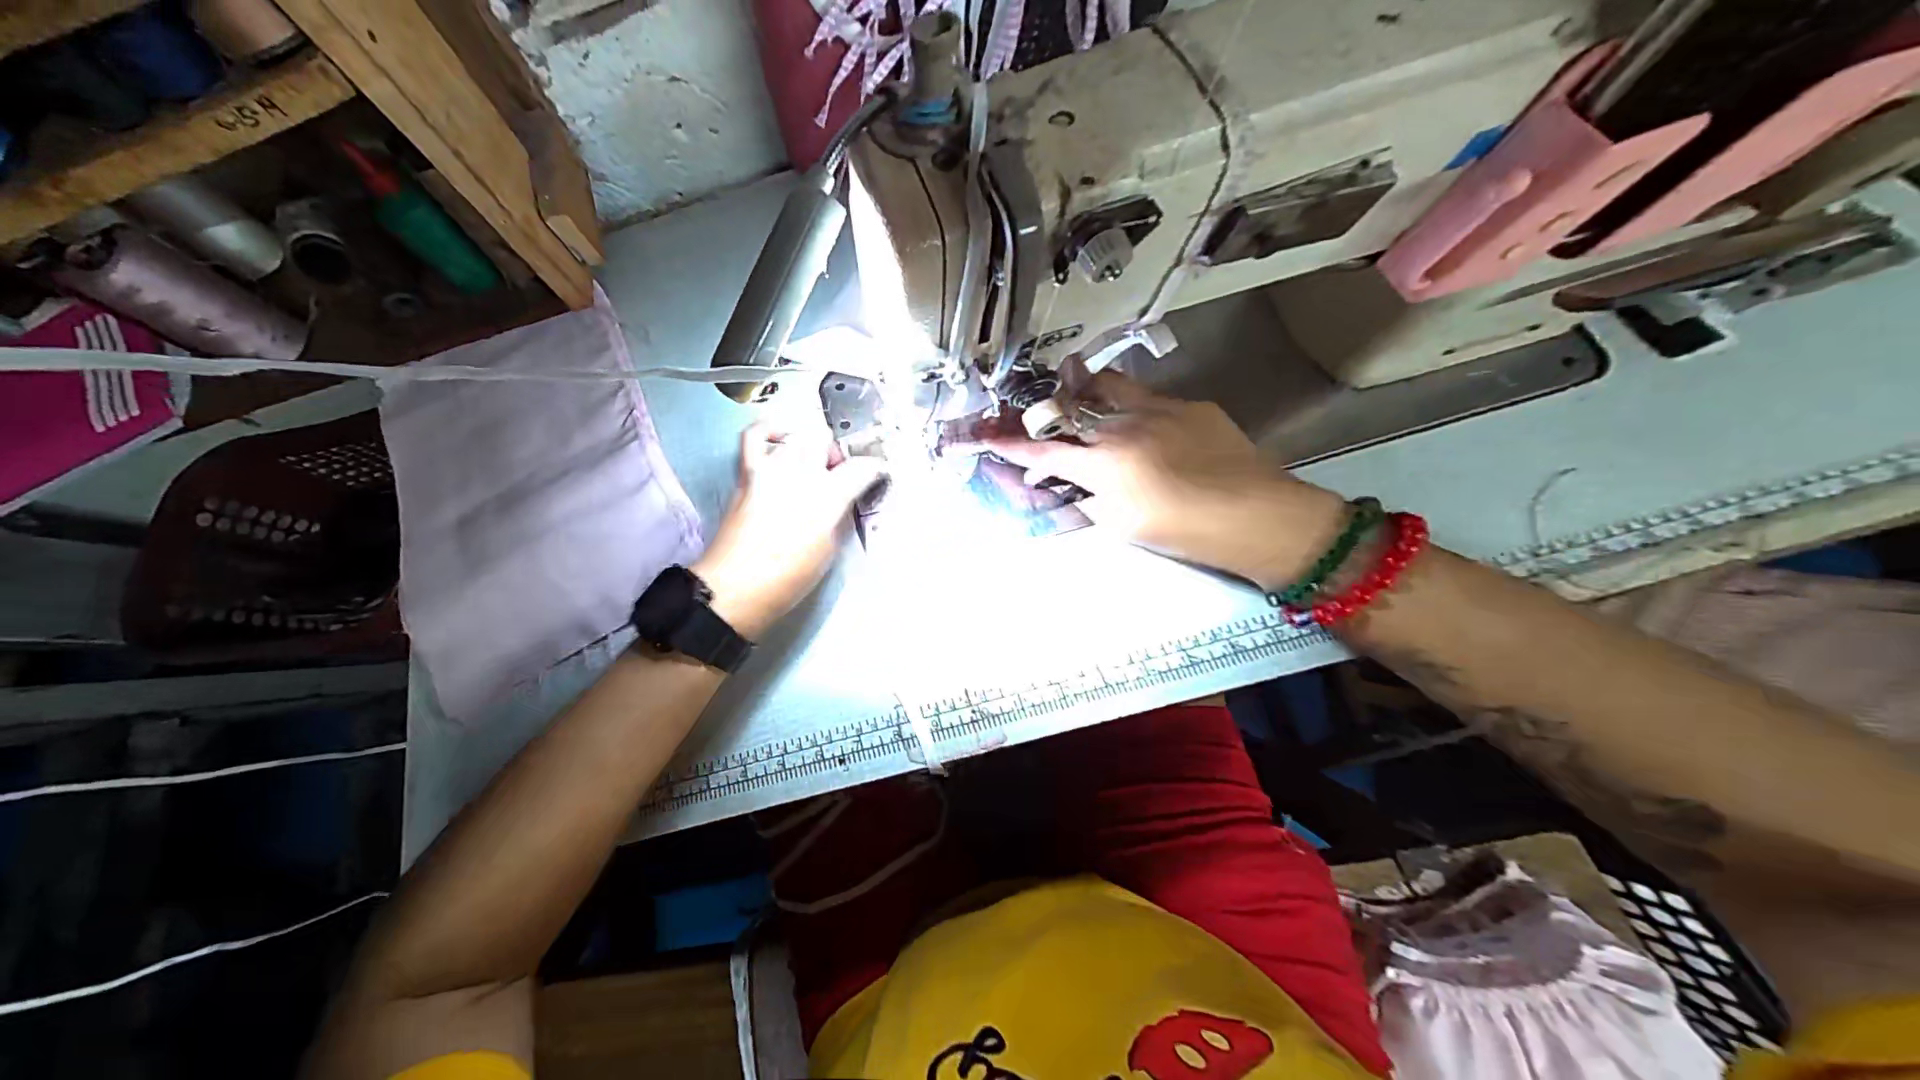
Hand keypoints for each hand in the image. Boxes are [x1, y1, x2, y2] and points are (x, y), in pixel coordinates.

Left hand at [691, 420, 886, 638]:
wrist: (734, 588)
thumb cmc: (788, 580)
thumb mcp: (828, 552)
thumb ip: (839, 517)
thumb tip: (843, 501)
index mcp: (828, 497)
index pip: (863, 467)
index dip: (874, 469)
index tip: (876, 475)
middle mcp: (801, 473)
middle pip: (826, 441)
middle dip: (836, 454)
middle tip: (835, 476)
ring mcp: (771, 468)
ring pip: (798, 435)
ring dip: (809, 448)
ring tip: (809, 467)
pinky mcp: (747, 472)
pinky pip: (755, 435)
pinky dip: (769, 430)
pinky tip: (779, 440)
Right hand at [981, 373, 1347, 588]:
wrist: (1261, 518)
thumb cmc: (1188, 533)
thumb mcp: (1126, 526)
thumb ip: (1092, 501)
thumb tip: (1073, 486)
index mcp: (1107, 464)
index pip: (1045, 450)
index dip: (1011, 444)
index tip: (985, 435)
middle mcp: (1126, 426)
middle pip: (1071, 406)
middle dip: (1045, 410)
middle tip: (1034, 414)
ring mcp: (1160, 409)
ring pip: (1109, 387)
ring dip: (1086, 394)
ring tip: (1082, 403)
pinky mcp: (1190, 405)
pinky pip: (1148, 397)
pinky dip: (1130, 407)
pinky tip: (1140, 425)